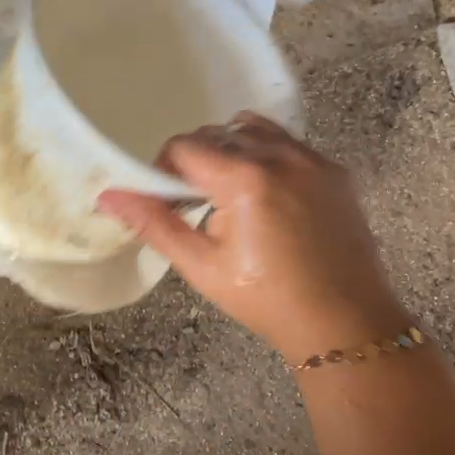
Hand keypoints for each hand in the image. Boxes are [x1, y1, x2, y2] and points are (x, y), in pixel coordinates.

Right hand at [98, 114, 407, 364]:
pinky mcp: (335, 171)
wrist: (346, 326)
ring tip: (231, 189)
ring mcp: (312, 160)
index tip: (170, 199)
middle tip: (196, 200)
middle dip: (197, 159)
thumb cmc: (266, 299)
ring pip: (252, 128)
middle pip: (216, 133)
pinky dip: (267, 154)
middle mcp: (279, 156)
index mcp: (242, 178)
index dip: (166, 168)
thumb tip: (108, 195)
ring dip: (232, 148)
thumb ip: (154, 223)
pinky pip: (288, 142)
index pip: (184, 146)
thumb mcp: (201, 266)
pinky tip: (267, 193)